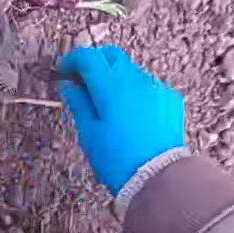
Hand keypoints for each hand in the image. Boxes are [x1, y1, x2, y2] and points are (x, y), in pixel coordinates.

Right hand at [56, 46, 186, 193]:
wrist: (158, 177)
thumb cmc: (121, 160)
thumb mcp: (89, 133)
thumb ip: (78, 103)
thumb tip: (69, 87)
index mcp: (110, 86)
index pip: (87, 57)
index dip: (72, 60)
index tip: (64, 70)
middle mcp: (135, 80)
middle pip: (111, 55)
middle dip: (94, 62)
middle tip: (82, 81)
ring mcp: (155, 87)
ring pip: (130, 70)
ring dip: (114, 78)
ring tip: (105, 102)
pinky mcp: (169, 99)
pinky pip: (147, 86)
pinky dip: (134, 91)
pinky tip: (128, 114)